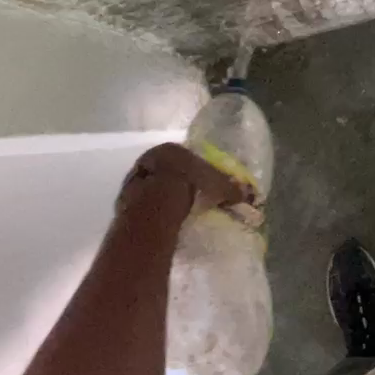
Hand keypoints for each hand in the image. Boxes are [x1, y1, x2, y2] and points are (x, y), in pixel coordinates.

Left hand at [116, 143, 255, 222]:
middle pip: (164, 172)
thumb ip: (231, 188)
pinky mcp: (124, 203)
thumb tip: (250, 193)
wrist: (155, 207)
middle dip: (175, 184)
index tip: (200, 183)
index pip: (181, 156)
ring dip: (161, 199)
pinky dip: (152, 214)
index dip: (192, 170)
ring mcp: (132, 182)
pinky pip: (142, 207)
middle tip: (188, 200)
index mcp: (168, 150)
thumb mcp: (215, 185)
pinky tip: (162, 224)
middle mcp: (147, 161)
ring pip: (150, 188)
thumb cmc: (188, 186)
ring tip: (176, 215)